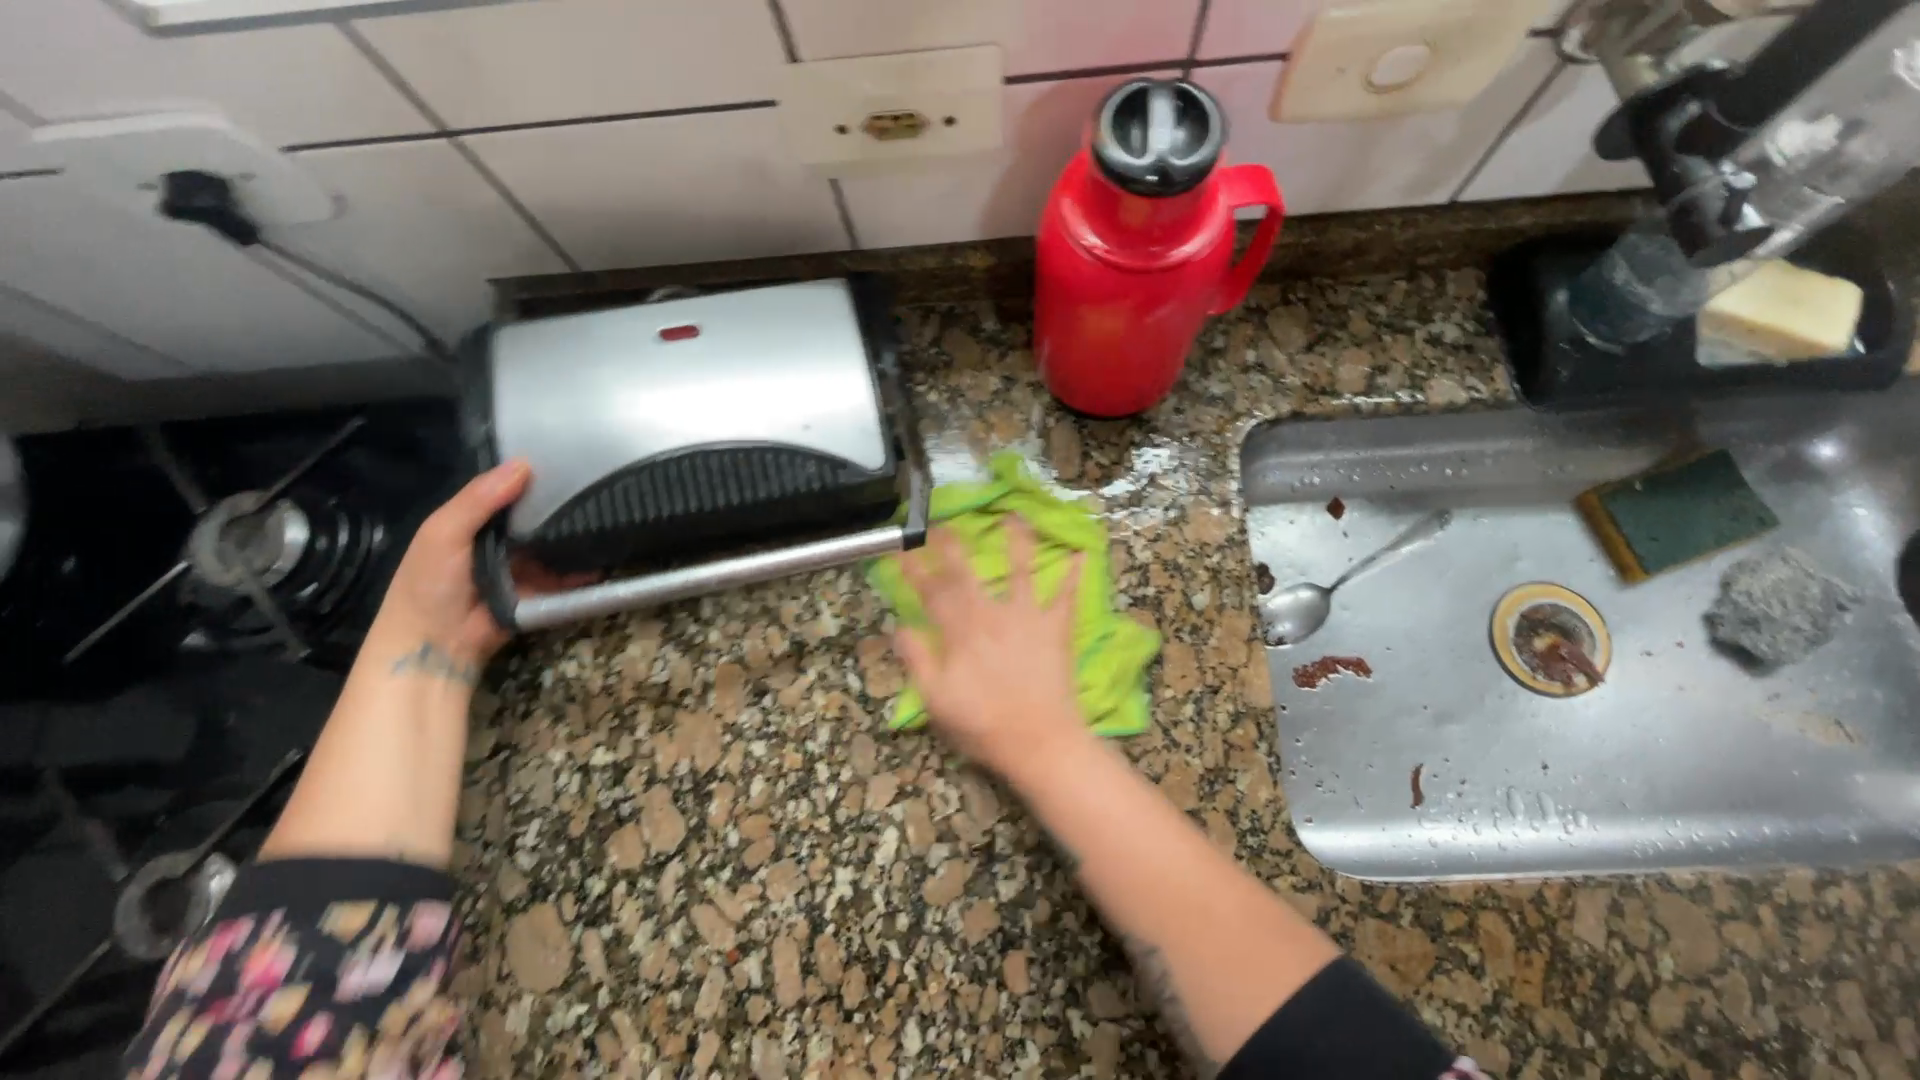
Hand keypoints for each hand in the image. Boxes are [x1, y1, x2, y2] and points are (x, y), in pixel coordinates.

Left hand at [371, 459, 590, 675]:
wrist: (435, 645)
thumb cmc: (429, 583)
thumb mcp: (444, 533)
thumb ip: (479, 499)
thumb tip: (525, 464)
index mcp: (474, 519)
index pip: (508, 489)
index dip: (533, 474)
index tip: (569, 457)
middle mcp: (501, 539)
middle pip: (537, 515)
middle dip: (564, 504)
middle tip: (600, 485)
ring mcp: (523, 566)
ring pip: (555, 544)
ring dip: (577, 535)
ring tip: (610, 516)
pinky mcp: (540, 592)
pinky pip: (566, 576)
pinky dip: (584, 570)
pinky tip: (605, 556)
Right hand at [894, 521, 1090, 777]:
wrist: (1040, 742)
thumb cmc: (984, 726)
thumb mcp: (937, 701)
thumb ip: (919, 661)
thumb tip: (901, 627)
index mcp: (960, 634)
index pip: (932, 594)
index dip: (915, 571)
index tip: (902, 550)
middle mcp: (992, 616)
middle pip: (968, 574)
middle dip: (952, 547)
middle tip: (942, 525)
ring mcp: (1027, 619)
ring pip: (1021, 572)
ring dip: (1017, 543)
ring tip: (1015, 517)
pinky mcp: (1056, 630)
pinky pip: (1066, 598)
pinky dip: (1074, 575)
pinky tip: (1082, 553)